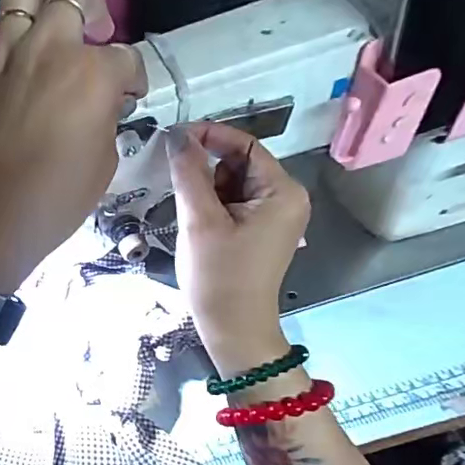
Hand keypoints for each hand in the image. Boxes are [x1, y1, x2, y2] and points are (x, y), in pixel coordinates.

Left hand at [0, 0, 145, 293]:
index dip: (134, 76)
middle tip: (96, 38)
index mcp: (93, 74)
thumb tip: (104, 102)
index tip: (130, 95)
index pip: (127, 56)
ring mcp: (6, 54)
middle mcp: (50, 48)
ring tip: (49, 28)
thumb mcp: (106, 160)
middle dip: (95, 7)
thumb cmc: (61, 198)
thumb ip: (108, 118)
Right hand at [167, 123, 310, 374]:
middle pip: (240, 163)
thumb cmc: (219, 277)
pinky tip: (207, 232)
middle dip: (210, 174)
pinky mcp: (266, 231)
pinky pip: (238, 203)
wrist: (234, 330)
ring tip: (200, 225)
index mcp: (283, 191)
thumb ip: (189, 171)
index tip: (174, 139)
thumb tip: (177, 134)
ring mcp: (280, 216)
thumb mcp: (199, 220)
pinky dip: (217, 209)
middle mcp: (289, 198)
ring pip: (235, 183)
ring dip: (210, 194)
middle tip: (188, 203)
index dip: (210, 136)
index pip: (245, 144)